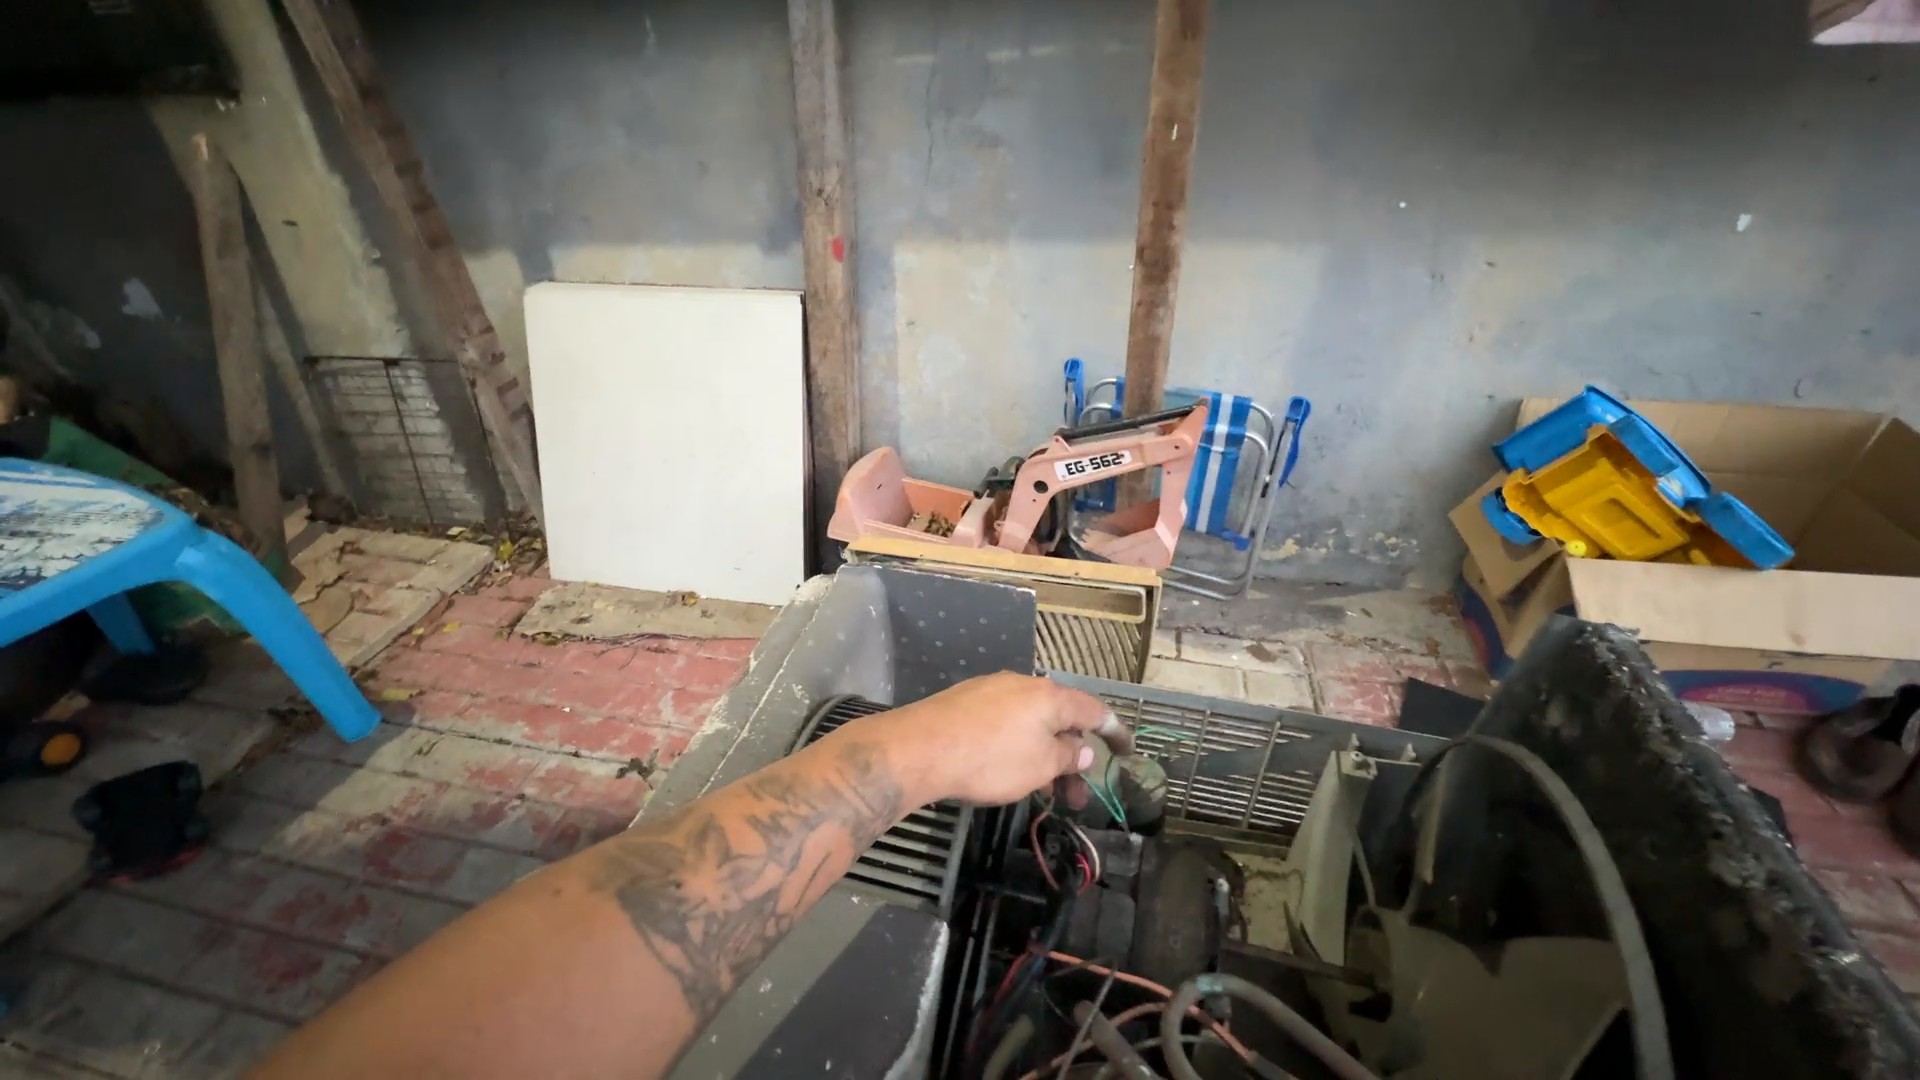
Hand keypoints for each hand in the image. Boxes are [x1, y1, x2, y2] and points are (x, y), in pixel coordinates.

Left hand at [852, 672, 1132, 806]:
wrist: (920, 748)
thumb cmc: (991, 758)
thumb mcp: (1040, 765)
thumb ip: (1068, 755)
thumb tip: (1082, 747)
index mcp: (1049, 695)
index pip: (1095, 710)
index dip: (1115, 731)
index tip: (1128, 751)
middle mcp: (1023, 684)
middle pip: (1061, 719)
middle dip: (1074, 758)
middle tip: (1077, 798)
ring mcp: (992, 690)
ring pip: (1032, 724)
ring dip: (1045, 757)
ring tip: (1044, 794)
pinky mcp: (966, 702)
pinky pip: (1006, 724)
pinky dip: (1020, 747)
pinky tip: (1011, 772)